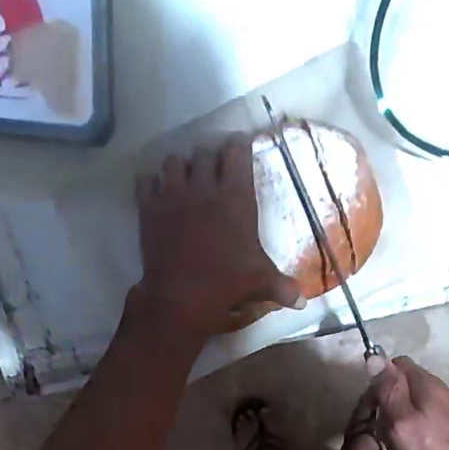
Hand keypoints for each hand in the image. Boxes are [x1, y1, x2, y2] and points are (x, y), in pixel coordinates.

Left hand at [133, 135, 302, 336]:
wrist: (183, 295)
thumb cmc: (228, 282)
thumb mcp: (261, 281)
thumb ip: (282, 286)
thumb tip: (302, 303)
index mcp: (236, 195)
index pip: (236, 151)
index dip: (237, 146)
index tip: (238, 148)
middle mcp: (204, 186)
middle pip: (204, 152)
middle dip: (208, 158)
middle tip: (212, 171)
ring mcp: (173, 194)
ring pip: (173, 161)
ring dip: (180, 167)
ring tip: (184, 180)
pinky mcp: (149, 207)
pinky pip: (145, 180)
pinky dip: (151, 183)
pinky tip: (157, 193)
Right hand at [361, 356, 448, 449]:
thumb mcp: (401, 422)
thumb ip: (388, 388)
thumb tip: (375, 354)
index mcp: (429, 385)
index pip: (396, 365)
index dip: (377, 383)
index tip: (368, 410)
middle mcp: (442, 393)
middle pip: (403, 390)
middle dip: (386, 412)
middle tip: (381, 437)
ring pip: (411, 412)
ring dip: (397, 432)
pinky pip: (423, 429)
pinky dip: (412, 443)